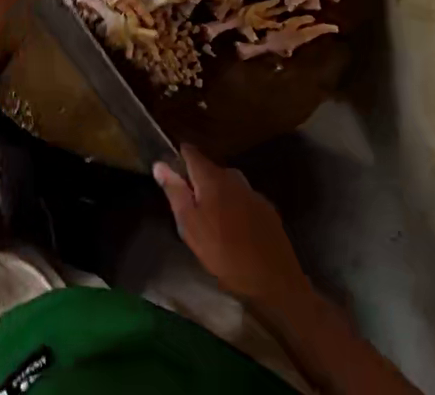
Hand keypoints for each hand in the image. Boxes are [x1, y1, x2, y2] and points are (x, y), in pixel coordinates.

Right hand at [155, 145, 312, 309]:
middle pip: (210, 168)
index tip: (169, 172)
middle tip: (189, 205)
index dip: (177, 157)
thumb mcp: (189, 225)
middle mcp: (234, 178)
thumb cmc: (223, 252)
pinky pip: (244, 199)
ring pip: (228, 184)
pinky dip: (235, 206)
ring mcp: (254, 194)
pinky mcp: (269, 211)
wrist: (275, 283)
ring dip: (217, 194)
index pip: (191, 152)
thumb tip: (159, 164)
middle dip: (197, 180)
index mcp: (212, 178)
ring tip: (211, 218)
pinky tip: (234, 229)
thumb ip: (174, 191)